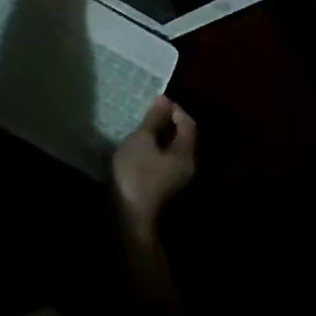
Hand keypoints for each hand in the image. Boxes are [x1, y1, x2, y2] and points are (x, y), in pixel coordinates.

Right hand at [112, 96, 197, 238]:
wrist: (128, 217)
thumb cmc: (136, 173)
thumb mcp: (142, 140)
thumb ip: (154, 119)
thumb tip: (164, 99)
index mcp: (186, 153)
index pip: (188, 124)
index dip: (174, 109)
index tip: (156, 101)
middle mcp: (187, 165)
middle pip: (182, 136)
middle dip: (167, 121)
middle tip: (147, 111)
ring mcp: (176, 177)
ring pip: (172, 148)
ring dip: (159, 134)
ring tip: (141, 125)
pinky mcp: (164, 185)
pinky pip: (164, 158)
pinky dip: (155, 147)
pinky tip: (139, 146)